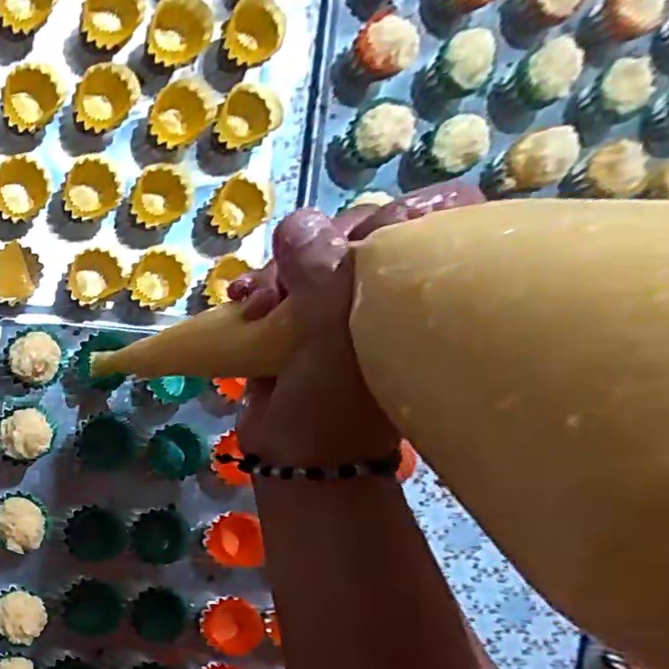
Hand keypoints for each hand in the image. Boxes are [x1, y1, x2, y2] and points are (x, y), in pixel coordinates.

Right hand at [230, 184, 482, 467]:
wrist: (298, 454)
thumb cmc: (333, 400)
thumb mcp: (332, 334)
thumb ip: (322, 272)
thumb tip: (296, 222)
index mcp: (425, 286)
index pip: (428, 214)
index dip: (381, 219)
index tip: (340, 250)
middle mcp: (390, 288)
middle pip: (354, 232)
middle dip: (307, 253)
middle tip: (278, 290)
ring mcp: (342, 305)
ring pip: (310, 258)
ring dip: (273, 274)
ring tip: (249, 302)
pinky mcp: (301, 321)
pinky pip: (282, 285)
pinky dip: (258, 289)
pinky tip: (239, 300)